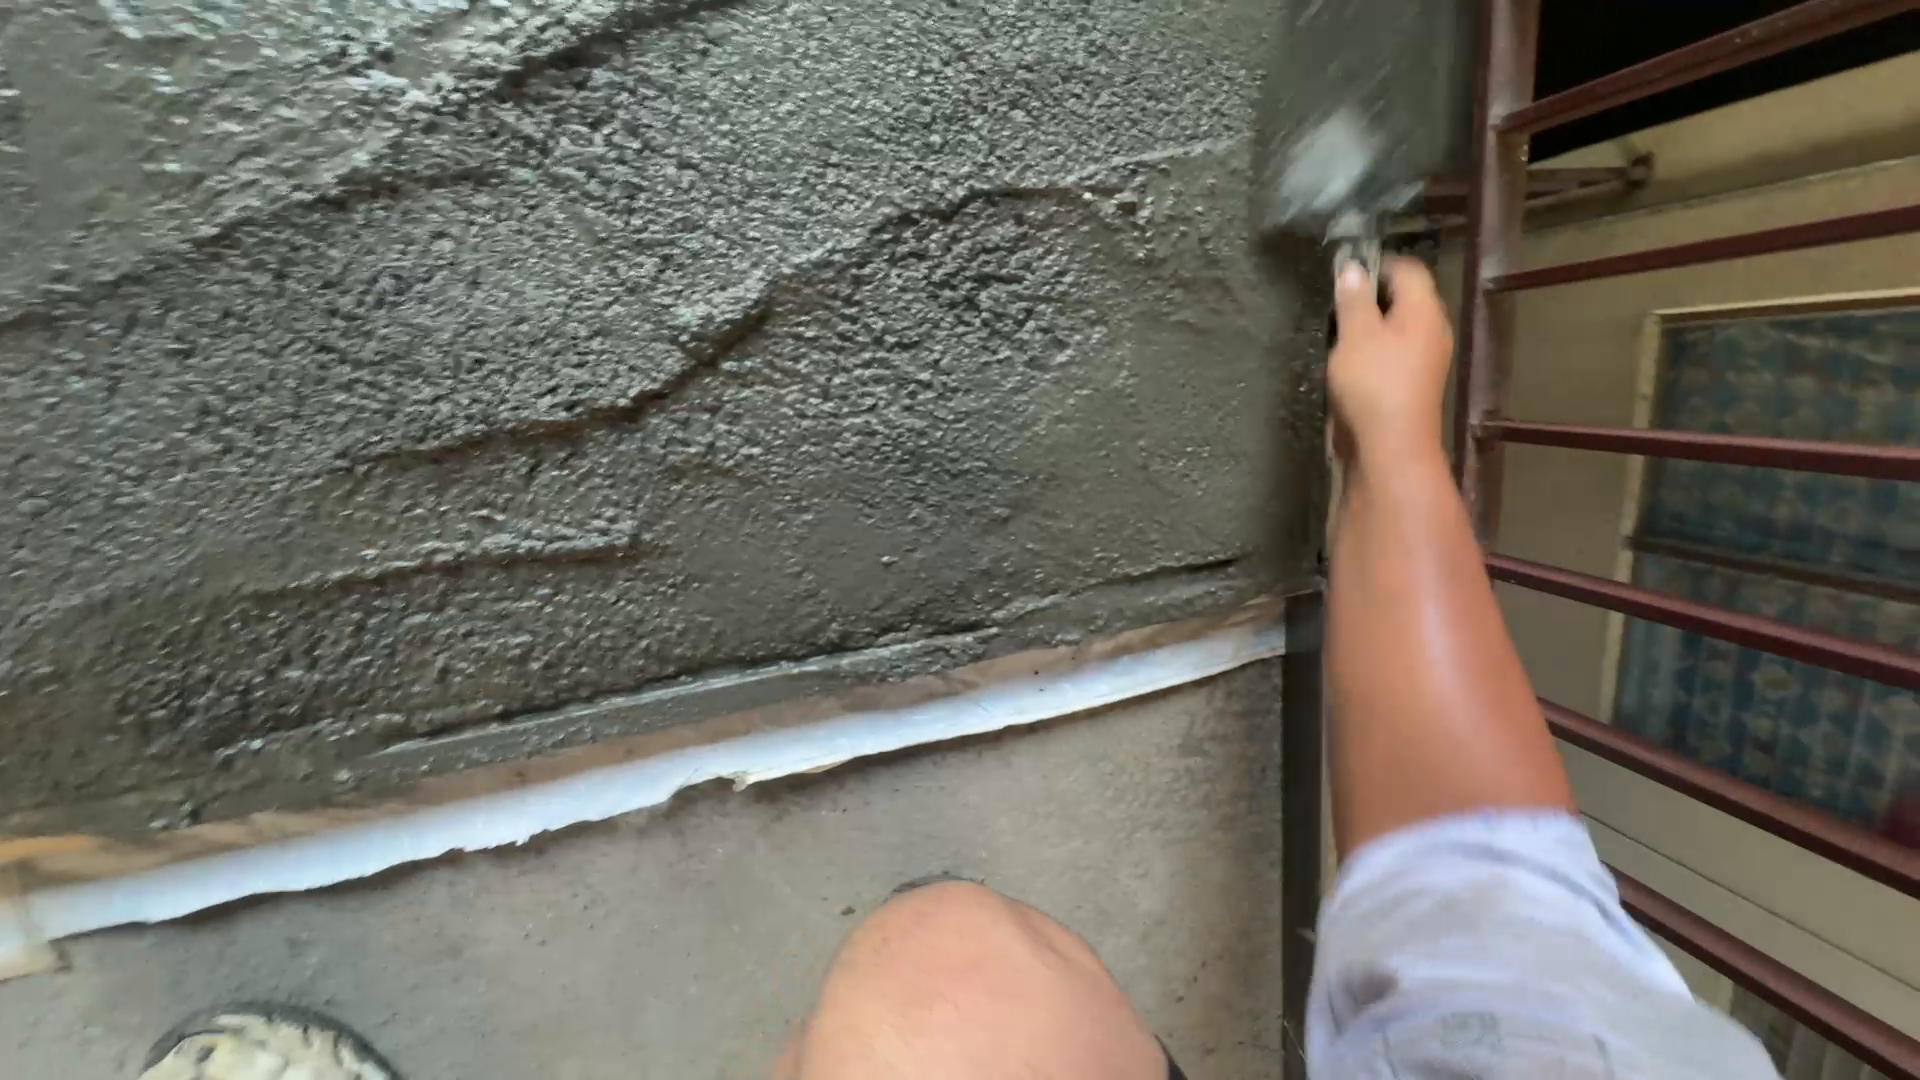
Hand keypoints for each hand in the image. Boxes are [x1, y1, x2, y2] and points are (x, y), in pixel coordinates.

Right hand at [1328, 257, 1453, 465]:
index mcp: (1424, 311)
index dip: (1377, 264)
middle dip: (1370, 297)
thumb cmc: (1372, 384)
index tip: (1344, 272)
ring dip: (1368, 327)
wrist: (1389, 445)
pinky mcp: (1410, 383)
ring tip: (1336, 334)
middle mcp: (1432, 330)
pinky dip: (1371, 351)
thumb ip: (1353, 300)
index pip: (1408, 270)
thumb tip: (1352, 269)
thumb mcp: (1355, 336)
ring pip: (1396, 328)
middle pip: (1403, 299)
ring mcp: (1424, 359)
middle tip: (1335, 304)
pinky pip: (1391, 354)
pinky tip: (1347, 363)